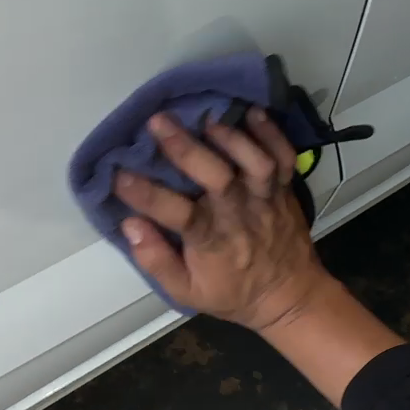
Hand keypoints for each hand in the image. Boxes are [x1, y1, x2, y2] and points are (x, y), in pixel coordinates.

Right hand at [114, 109, 335, 331]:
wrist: (290, 296)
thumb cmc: (232, 290)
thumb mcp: (187, 292)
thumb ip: (156, 260)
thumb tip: (130, 224)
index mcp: (212, 241)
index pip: (177, 215)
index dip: (147, 195)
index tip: (119, 176)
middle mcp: (240, 216)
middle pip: (218, 179)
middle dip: (187, 149)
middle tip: (157, 121)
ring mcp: (266, 199)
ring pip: (256, 164)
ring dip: (232, 138)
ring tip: (205, 118)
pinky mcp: (285, 189)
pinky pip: (286, 157)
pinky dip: (273, 134)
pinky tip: (253, 112)